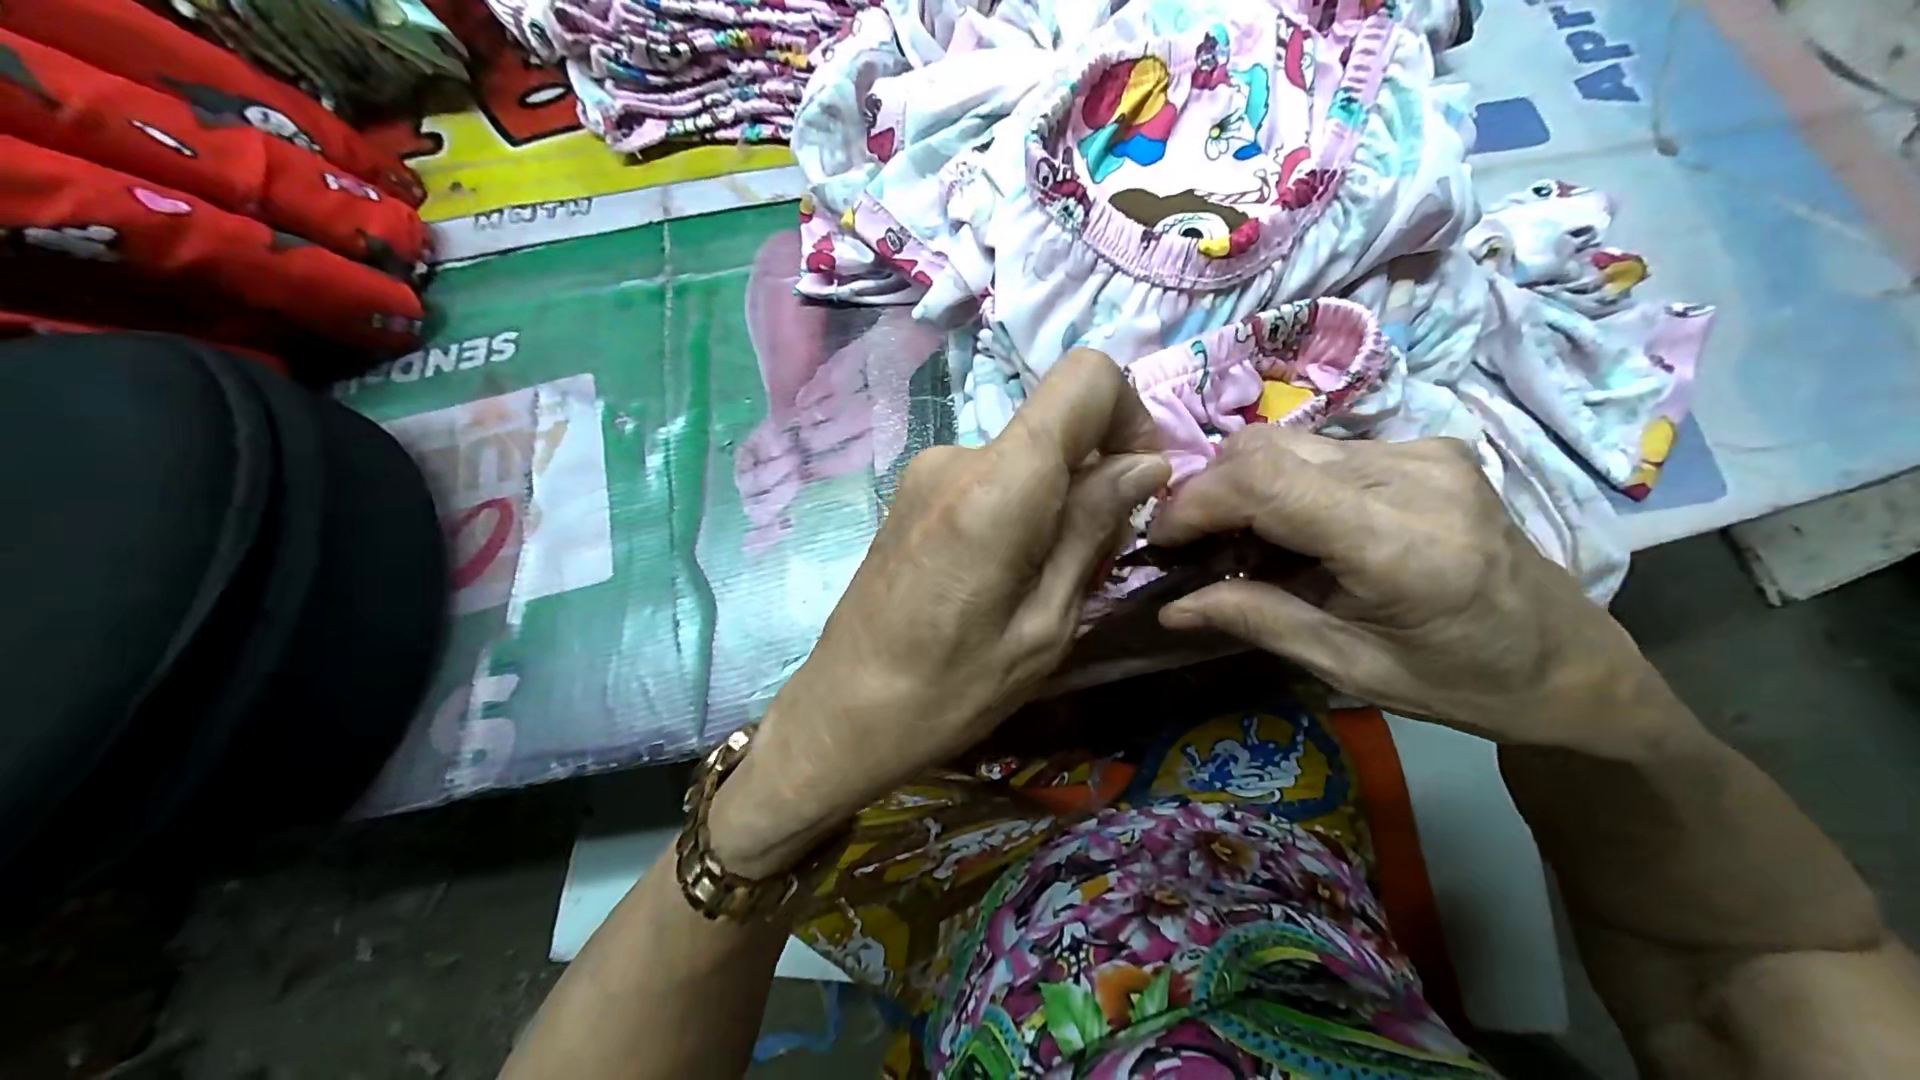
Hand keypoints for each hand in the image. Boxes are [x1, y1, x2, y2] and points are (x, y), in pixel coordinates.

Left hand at [710, 349, 1168, 876]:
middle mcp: (958, 457)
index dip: (1130, 415)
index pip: (1085, 378)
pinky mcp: (911, 495)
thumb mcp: (1045, 624)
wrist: (842, 713)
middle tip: (1092, 558)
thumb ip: (1091, 529)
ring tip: (1041, 581)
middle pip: (1056, 422)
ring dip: (1056, 500)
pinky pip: (990, 478)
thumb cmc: (951, 690)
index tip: (1137, 483)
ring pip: (1026, 456)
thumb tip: (1145, 464)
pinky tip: (1001, 575)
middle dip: (1095, 474)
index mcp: (998, 485)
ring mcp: (926, 472)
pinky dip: (1020, 508)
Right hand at [1150, 426, 1669, 755]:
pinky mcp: (1425, 446)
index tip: (1162, 541)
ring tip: (1240, 542)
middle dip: (1207, 491)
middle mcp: (1413, 476)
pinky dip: (1280, 483)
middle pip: (1265, 447)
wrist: (1571, 661)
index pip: (1265, 480)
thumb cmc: (1461, 682)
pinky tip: (1290, 528)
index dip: (1195, 501)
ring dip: (1242, 486)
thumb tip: (1170, 607)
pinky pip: (1319, 449)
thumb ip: (1257, 620)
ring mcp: (1424, 451)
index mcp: (1400, 544)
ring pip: (1285, 441)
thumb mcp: (1349, 668)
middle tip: (1192, 545)